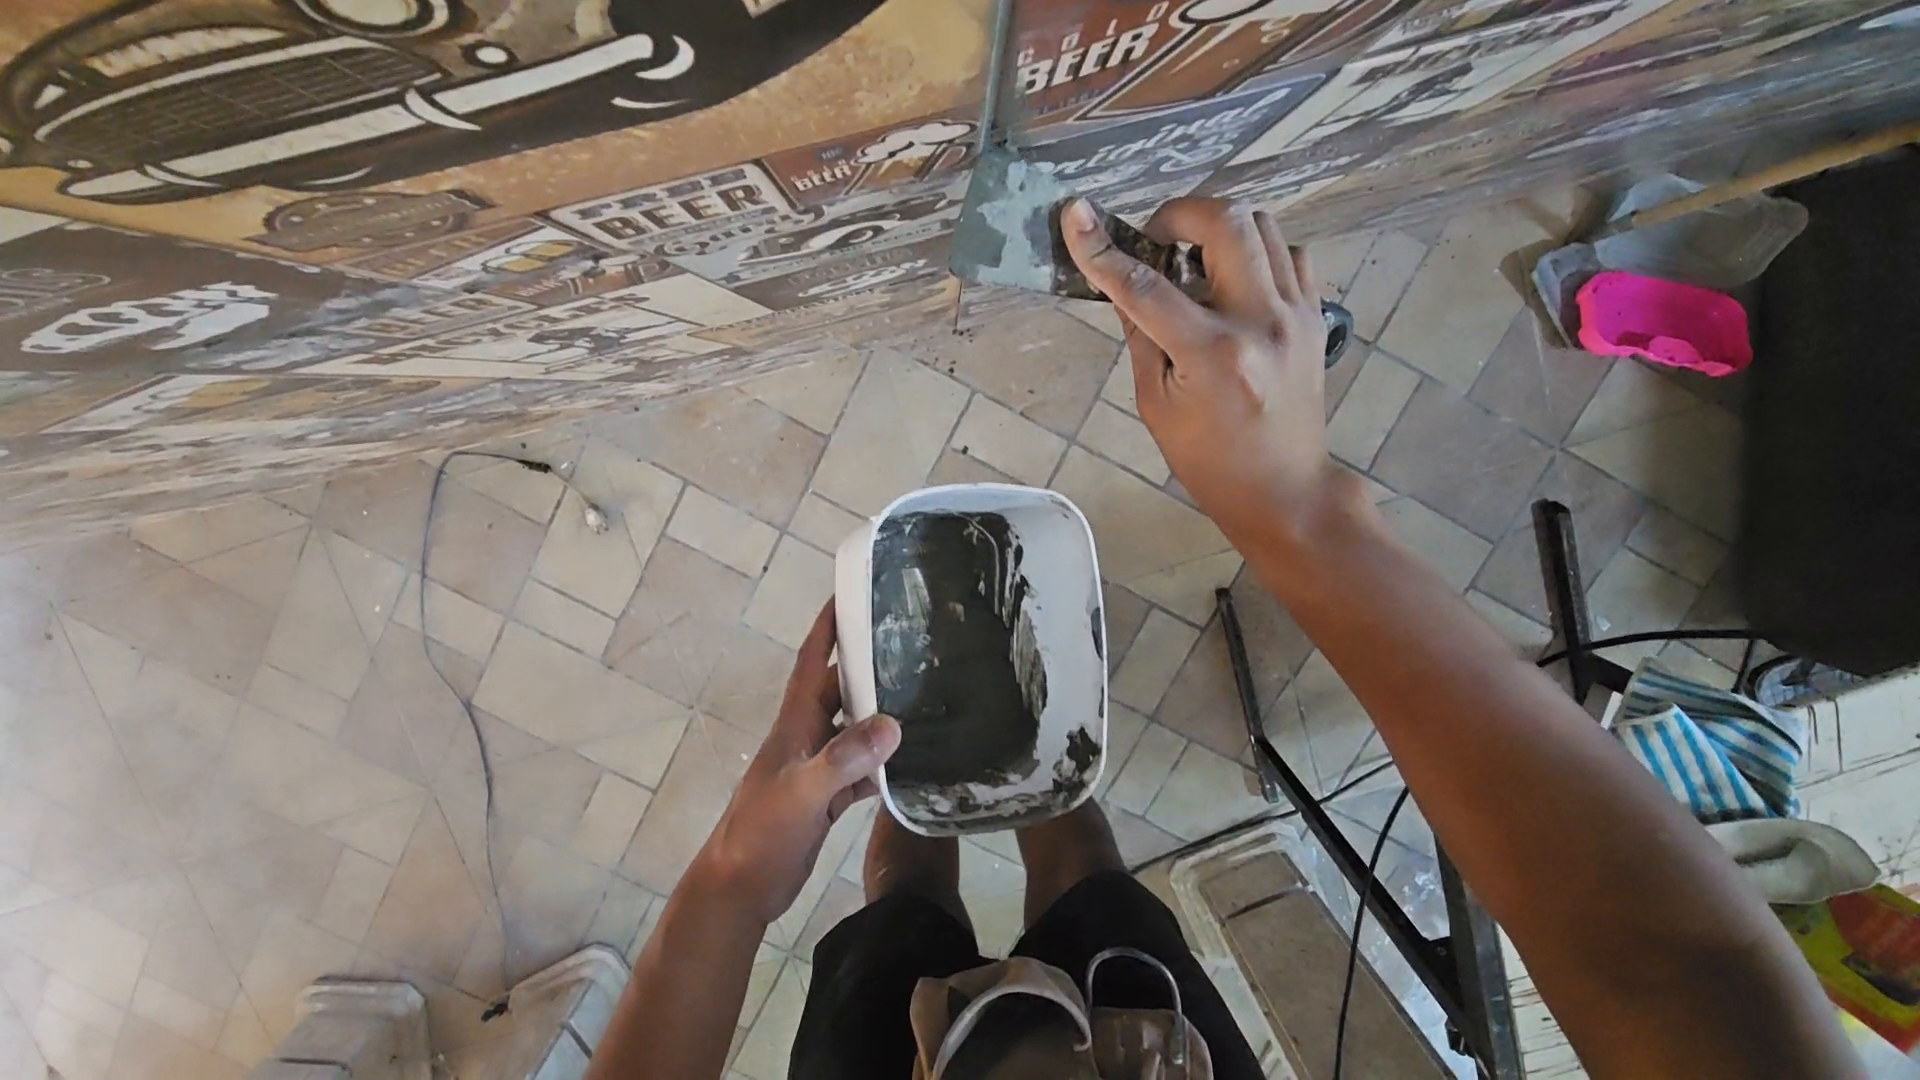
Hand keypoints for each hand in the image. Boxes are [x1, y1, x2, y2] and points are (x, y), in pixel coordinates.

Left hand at [691, 601, 900, 924]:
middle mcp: (808, 734)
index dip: (829, 624)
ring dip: (883, 713)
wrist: (742, 886)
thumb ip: (845, 758)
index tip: (852, 592)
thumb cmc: (763, 830)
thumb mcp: (804, 790)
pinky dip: (885, 762)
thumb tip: (894, 723)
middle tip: (914, 644)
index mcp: (795, 720)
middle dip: (870, 664)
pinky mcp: (829, 795)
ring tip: (926, 694)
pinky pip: (862, 767)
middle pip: (842, 688)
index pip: (813, 659)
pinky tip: (915, 760)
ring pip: (855, 726)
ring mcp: (818, 765)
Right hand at [1060, 196, 1343, 545]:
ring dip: (1218, 230)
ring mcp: (1297, 314)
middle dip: (1179, 216)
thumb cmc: (1208, 461)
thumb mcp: (1157, 406)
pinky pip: (1290, 253)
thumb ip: (1142, 338)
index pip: (1146, 287)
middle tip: (1156, 241)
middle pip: (1225, 223)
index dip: (1103, 249)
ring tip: (1194, 263)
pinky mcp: (1315, 316)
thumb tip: (1127, 286)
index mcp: (1211, 355)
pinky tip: (1235, 282)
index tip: (1076, 215)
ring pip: (1262, 226)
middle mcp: (1260, 322)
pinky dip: (1256, 253)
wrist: (1284, 489)